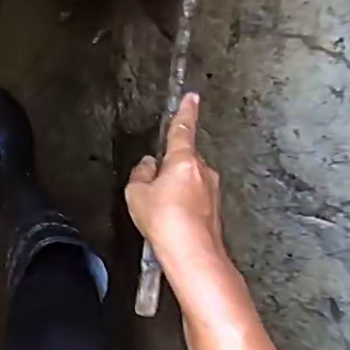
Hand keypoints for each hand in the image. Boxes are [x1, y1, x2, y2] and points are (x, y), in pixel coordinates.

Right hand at [126, 92, 225, 258]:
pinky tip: (168, 217)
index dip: (185, 111)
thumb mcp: (136, 192)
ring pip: (187, 179)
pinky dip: (180, 202)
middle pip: (182, 159)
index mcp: (183, 161)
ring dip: (172, 186)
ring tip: (156, 207)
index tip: (191, 97)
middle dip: (167, 166)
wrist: (192, 252)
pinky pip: (193, 196)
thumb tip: (147, 165)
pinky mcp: (213, 208)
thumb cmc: (165, 220)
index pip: (183, 129)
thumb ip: (141, 173)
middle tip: (149, 182)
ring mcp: (211, 191)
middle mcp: (203, 172)